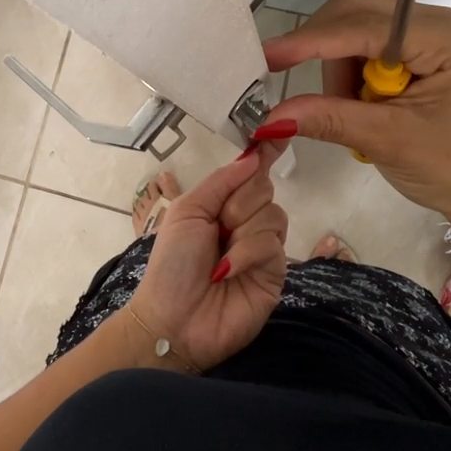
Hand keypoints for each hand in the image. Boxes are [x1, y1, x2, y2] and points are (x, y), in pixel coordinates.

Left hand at [118, 143, 288, 371]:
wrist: (172, 319)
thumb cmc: (172, 264)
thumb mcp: (188, 211)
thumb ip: (221, 181)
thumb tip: (253, 155)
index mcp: (224, 203)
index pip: (252, 171)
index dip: (265, 152)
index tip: (278, 131)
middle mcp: (247, 221)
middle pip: (264, 188)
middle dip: (239, 203)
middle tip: (218, 226)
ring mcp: (264, 248)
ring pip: (273, 214)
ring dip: (241, 231)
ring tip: (221, 256)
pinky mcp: (276, 274)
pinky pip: (272, 245)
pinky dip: (247, 253)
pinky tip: (228, 271)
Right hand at [259, 0, 450, 223]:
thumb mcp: (386, 141)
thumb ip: (327, 118)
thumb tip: (268, 118)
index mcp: (443, 37)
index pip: (362, 25)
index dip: (312, 40)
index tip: (268, 57)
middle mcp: (438, 22)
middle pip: (356, 12)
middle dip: (326, 49)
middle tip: (309, 91)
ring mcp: (430, 34)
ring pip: (356, 27)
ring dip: (339, 66)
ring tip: (352, 112)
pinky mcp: (420, 50)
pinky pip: (367, 44)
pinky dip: (351, 70)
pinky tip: (363, 103)